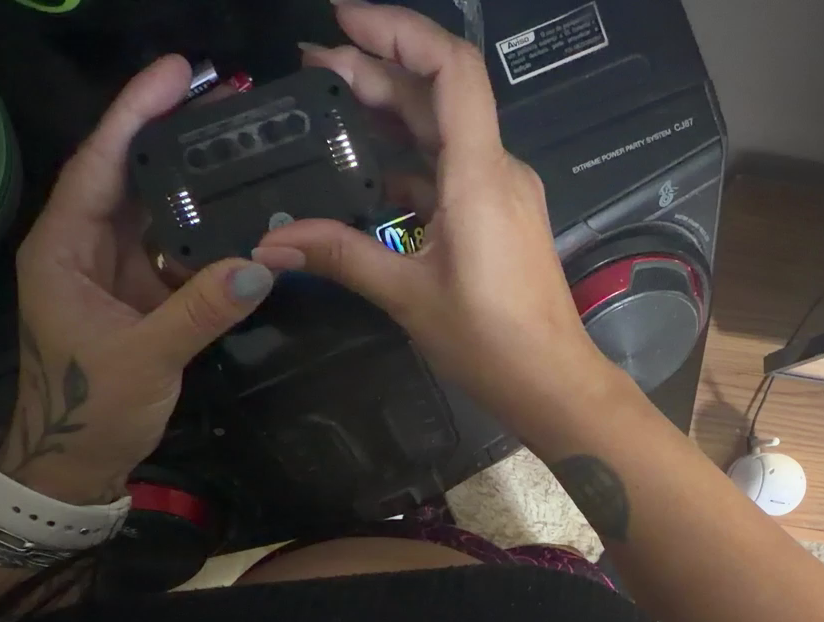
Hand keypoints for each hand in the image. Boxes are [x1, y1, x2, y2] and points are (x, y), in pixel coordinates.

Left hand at [0, 56, 291, 503]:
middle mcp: (86, 249)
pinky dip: (207, 238)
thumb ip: (201, 310)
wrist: (77, 464)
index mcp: (63, 248)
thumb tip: (263, 263)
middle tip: (229, 103)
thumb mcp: (145, 358)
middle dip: (175, 138)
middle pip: (131, 178)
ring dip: (195, 186)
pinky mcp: (141, 300)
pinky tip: (240, 218)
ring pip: (156, 215)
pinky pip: (176, 256)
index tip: (179, 73)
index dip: (136, 114)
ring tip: (241, 149)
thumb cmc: (90, 409)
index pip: (100, 163)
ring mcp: (116, 275)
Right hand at [259, 3, 618, 424]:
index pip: (451, 69)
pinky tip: (371, 177)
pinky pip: (455, 172)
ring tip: (332, 112)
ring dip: (393, 116)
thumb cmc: (490, 342)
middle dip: (378, 73)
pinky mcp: (504, 219)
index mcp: (479, 174)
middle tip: (314, 72)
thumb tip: (270, 246)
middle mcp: (498, 171)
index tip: (342, 20)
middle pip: (440, 96)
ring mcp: (505, 195)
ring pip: (447, 134)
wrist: (552, 383)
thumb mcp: (408, 297)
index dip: (399, 30)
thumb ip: (341, 258)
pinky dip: (413, 165)